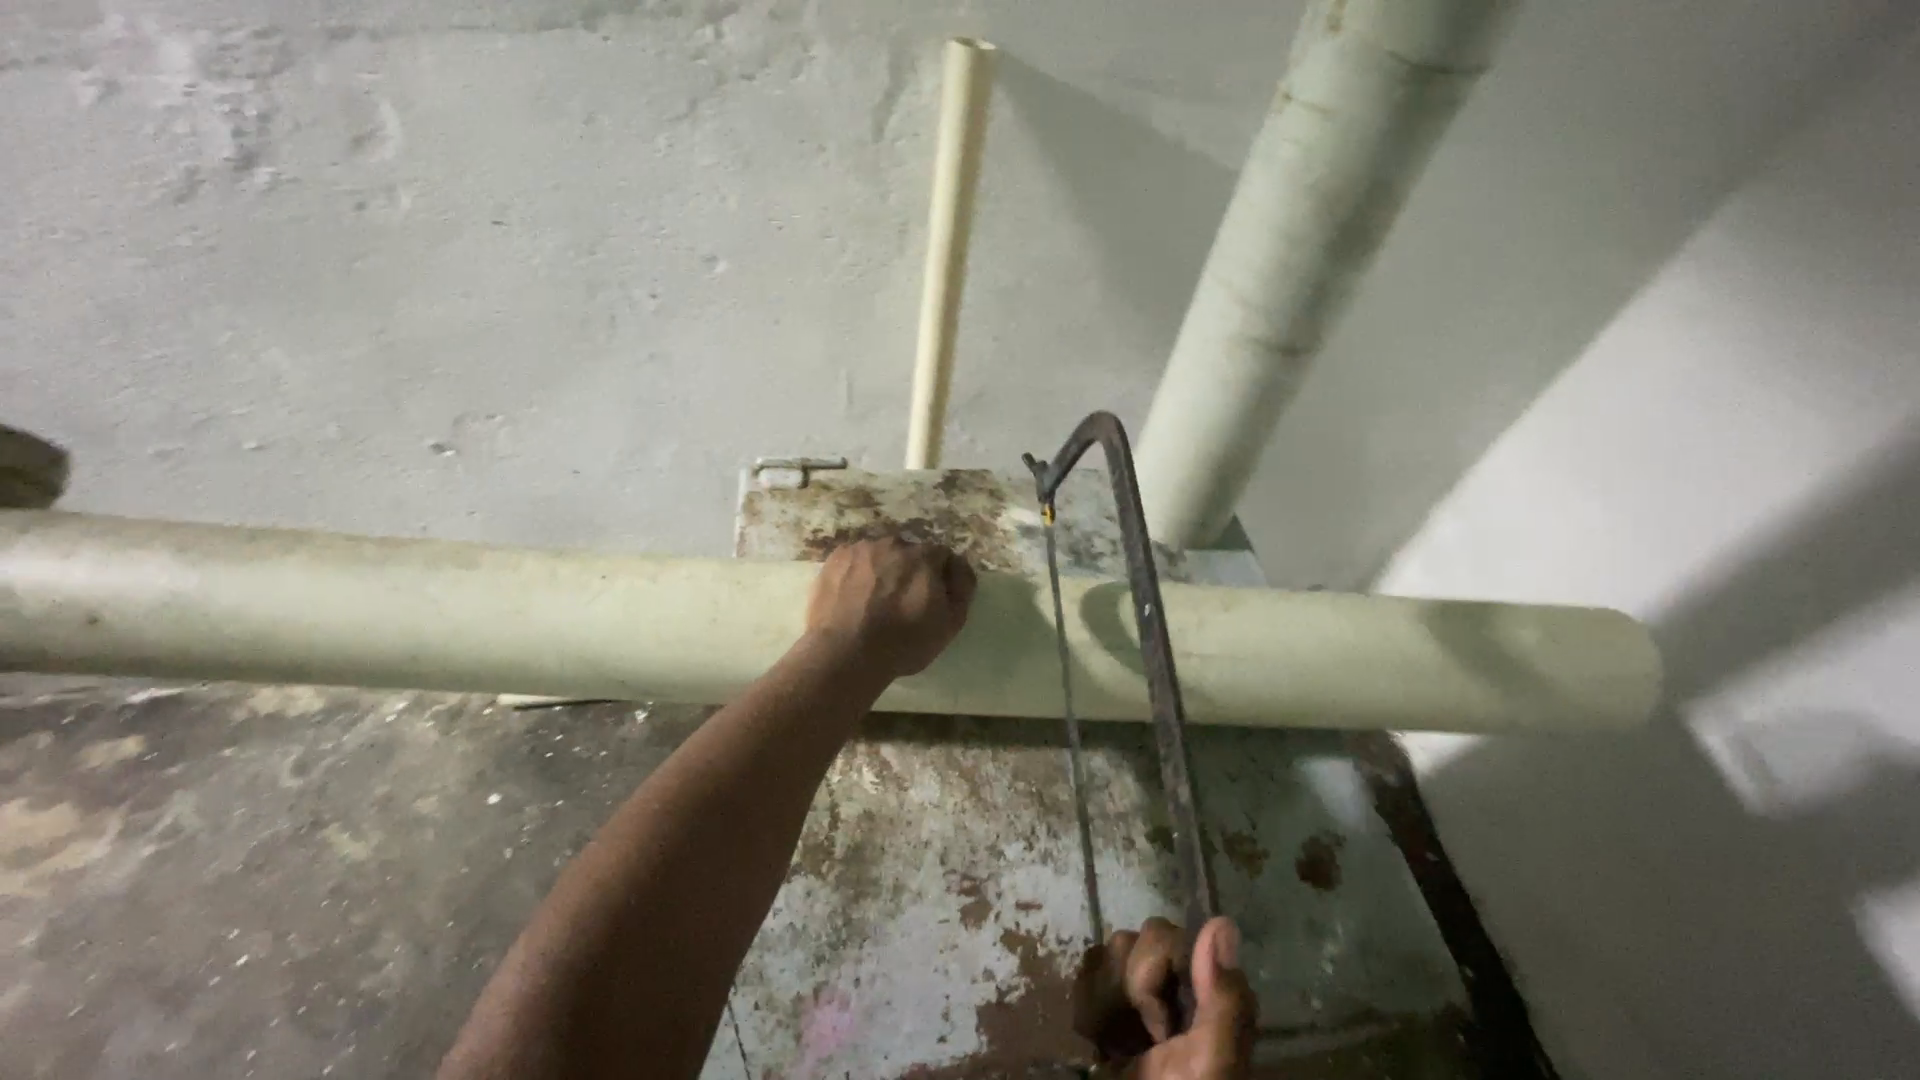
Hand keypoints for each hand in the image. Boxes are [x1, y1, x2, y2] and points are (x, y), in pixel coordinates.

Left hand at [805, 536, 976, 679]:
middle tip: (900, 600)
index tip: (931, 596)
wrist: (846, 653)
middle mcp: (893, 543)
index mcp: (924, 556)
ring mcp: (861, 549)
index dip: (939, 575)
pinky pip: (854, 560)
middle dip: (908, 570)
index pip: (940, 554)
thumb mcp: (950, 623)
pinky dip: (856, 572)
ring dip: (881, 568)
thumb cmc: (904, 642)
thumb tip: (959, 566)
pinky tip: (853, 595)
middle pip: (907, 552)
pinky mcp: (835, 558)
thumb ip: (962, 587)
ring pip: (878, 554)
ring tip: (873, 599)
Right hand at [1075, 917, 1254, 1079]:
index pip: (1164, 935)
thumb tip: (1221, 922)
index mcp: (1207, 986)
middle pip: (1133, 940)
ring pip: (1105, 954)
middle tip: (1142, 1041)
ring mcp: (1139, 990)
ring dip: (1105, 1003)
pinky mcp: (1109, 1003)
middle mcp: (1175, 978)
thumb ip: (1223, 1000)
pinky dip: (1088, 1010)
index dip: (1152, 974)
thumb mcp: (1212, 1064)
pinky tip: (1101, 1042)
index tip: (1159, 1026)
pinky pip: (1085, 975)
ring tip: (1118, 1044)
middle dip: (1129, 991)